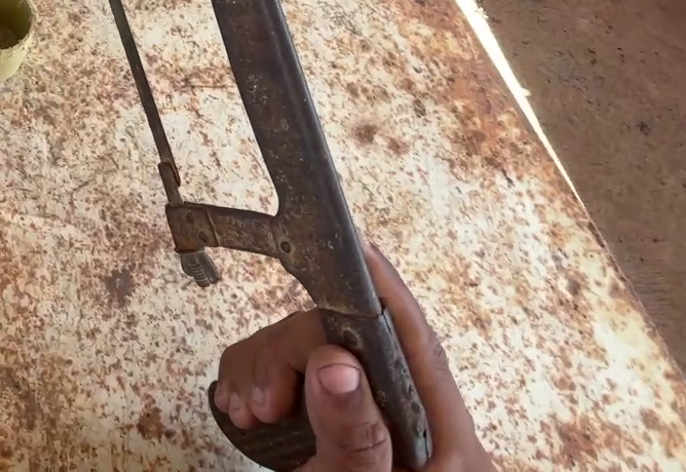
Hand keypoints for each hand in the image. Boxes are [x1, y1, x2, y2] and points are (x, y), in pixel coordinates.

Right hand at [211, 246, 492, 471]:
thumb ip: (357, 440)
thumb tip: (334, 359)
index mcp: (444, 439)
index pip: (415, 343)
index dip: (385, 288)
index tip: (354, 245)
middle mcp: (408, 420)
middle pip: (343, 341)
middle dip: (288, 352)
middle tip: (260, 401)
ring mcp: (368, 422)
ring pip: (307, 352)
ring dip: (263, 366)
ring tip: (245, 409)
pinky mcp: (330, 427)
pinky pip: (287, 375)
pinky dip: (254, 378)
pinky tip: (242, 404)